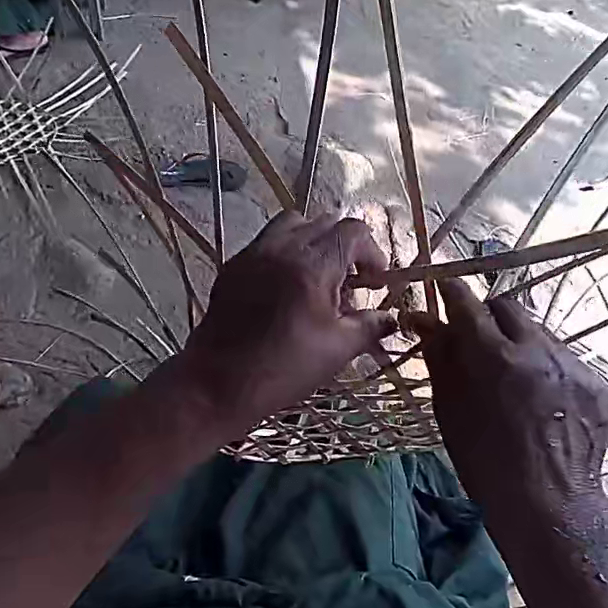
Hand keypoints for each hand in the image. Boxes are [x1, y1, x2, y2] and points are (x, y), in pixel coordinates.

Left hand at [173, 212, 396, 432]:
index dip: (372, 252)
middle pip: (325, 223)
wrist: (216, 384)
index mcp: (312, 266)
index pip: (352, 231)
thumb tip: (390, 319)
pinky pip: (267, 241)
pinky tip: (289, 286)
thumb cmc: (282, 369)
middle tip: (351, 282)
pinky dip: (287, 251)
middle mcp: (282, 248)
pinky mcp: (234, 266)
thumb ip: (368, 327)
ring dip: (315, 241)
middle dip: (346, 247)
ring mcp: (254, 253)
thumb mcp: (337, 351)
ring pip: (293, 224)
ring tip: (319, 276)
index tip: (375, 282)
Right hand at [406, 280, 607, 517]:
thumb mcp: (450, 410)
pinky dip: (549, 372)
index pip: (468, 304)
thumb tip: (426, 322)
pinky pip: (566, 362)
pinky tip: (544, 403)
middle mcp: (540, 351)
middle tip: (479, 341)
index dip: (452, 292)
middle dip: (489, 316)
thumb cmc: (485, 463)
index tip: (444, 287)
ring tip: (515, 381)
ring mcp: (575, 367)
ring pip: (540, 333)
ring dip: (521, 344)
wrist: (549, 508)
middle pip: (509, 307)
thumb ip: (440, 358)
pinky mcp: (600, 385)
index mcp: (496, 358)